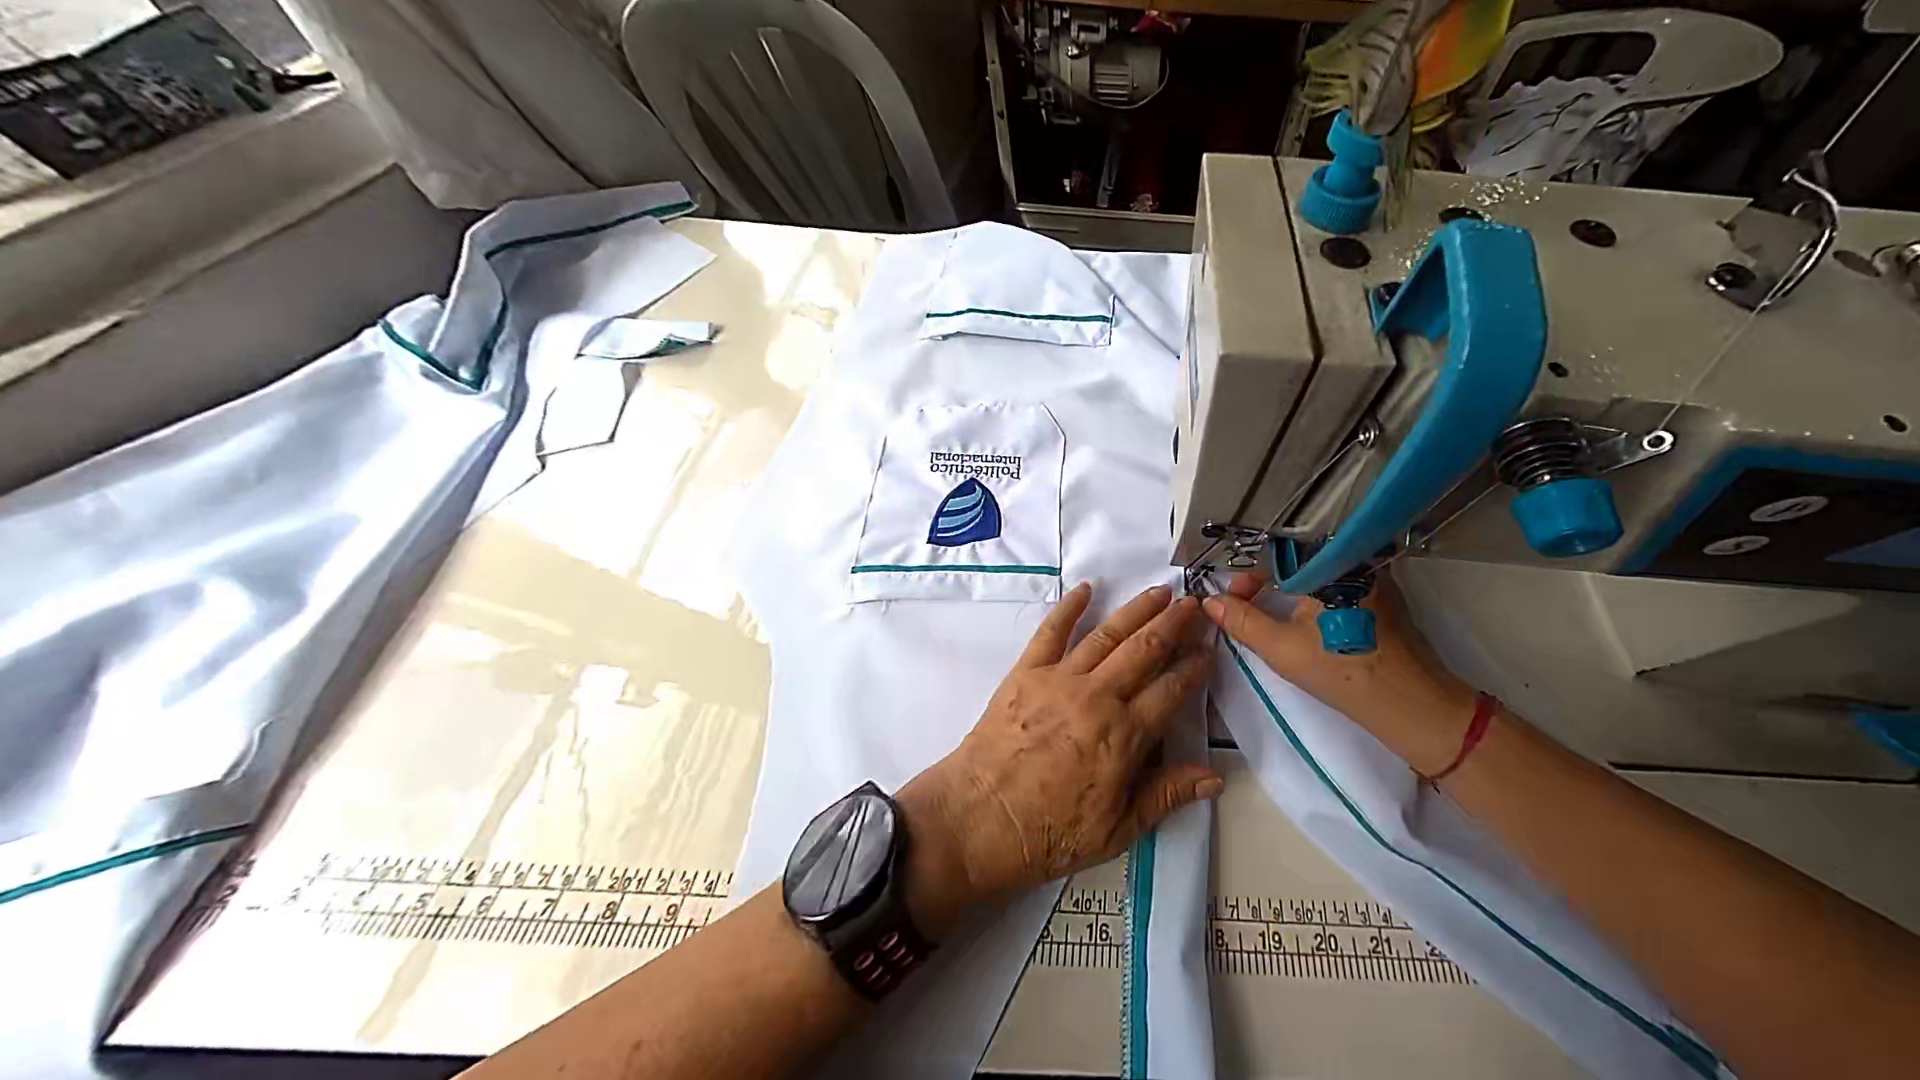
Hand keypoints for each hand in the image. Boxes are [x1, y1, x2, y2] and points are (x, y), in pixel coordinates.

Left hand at [897, 583, 1220, 938]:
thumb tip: (1215, 777)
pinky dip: (1068, 608)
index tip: (1209, 651)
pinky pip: (1050, 632)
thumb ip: (1166, 795)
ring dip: (1136, 611)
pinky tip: (1085, 589)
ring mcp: (1059, 680)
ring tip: (1159, 592)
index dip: (1194, 669)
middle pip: (1144, 651)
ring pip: (1106, 636)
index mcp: (1125, 736)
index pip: (1171, 691)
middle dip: (1173, 625)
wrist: (979, 818)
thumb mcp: (1118, 829)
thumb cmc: (1049, 831)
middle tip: (1194, 605)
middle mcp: (1097, 698)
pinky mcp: (1025, 673)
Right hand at [1199, 569, 1476, 776]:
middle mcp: (1354, 561)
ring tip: (1270, 614)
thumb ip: (1241, 620)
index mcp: (1328, 564)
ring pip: (1317, 573)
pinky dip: (1313, 597)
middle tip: (1246, 604)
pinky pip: (1337, 585)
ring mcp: (1374, 579)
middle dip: (1265, 580)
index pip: (1274, 553)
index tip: (1233, 596)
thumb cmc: (1342, 670)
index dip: (1246, 573)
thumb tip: (1210, 601)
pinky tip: (1303, 621)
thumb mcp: (1280, 647)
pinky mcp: (1384, 599)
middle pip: (1296, 560)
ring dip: (1288, 589)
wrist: (1411, 704)